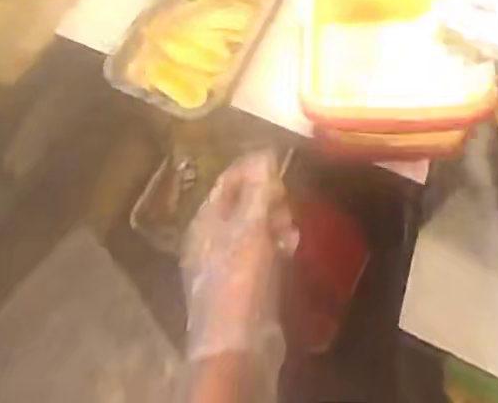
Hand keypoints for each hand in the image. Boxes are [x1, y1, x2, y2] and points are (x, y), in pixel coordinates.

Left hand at [181, 151, 293, 361]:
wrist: (239, 345)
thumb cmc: (240, 277)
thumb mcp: (251, 226)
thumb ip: (259, 188)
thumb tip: (265, 153)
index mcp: (206, 220)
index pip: (228, 180)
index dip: (252, 167)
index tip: (279, 161)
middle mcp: (213, 237)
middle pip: (245, 202)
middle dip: (269, 198)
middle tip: (286, 202)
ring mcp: (228, 261)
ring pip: (257, 227)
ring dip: (277, 222)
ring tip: (290, 230)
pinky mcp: (246, 282)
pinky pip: (264, 251)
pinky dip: (277, 245)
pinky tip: (291, 249)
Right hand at [438, 0, 497, 129]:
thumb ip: (476, 25)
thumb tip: (439, 10)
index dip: (448, 2)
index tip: (425, 18)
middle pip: (476, 6)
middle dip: (453, 19)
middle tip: (429, 37)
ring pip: (482, 25)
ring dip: (464, 36)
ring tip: (442, 51)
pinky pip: (492, 44)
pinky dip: (477, 50)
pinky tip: (466, 62)